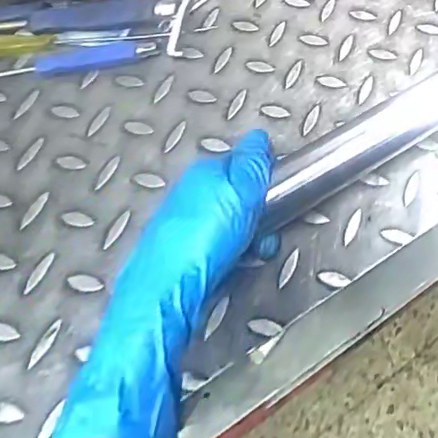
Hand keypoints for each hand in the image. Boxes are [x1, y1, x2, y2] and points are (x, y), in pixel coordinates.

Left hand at [42, 130, 277, 437]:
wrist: (160, 301)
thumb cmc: (204, 242)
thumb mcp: (243, 190)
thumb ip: (253, 161)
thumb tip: (257, 137)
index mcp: (202, 173)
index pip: (242, 160)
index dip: (263, 177)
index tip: (276, 194)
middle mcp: (184, 195)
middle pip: (233, 193)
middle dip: (255, 210)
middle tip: (267, 229)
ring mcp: (174, 227)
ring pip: (223, 222)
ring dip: (243, 235)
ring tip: (251, 253)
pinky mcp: (169, 257)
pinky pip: (208, 246)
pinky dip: (224, 253)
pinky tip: (229, 267)